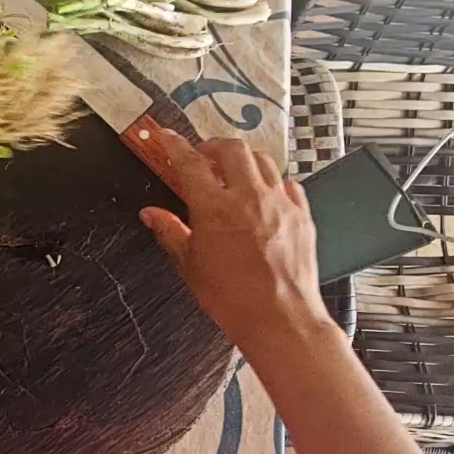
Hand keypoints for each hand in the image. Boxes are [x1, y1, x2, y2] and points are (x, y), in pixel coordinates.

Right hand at [138, 128, 333, 354]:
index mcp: (214, 208)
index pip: (190, 162)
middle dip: (214, 146)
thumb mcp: (189, 264)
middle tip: (203, 158)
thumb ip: (170, 231)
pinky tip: (263, 196)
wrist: (280, 318)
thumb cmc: (230, 296)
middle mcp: (249, 197)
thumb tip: (151, 214)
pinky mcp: (303, 215)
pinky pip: (288, 184)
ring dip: (244, 161)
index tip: (165, 136)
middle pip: (233, 149)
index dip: (174, 144)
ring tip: (232, 174)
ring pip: (263, 161)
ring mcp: (280, 203)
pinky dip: (271, 182)